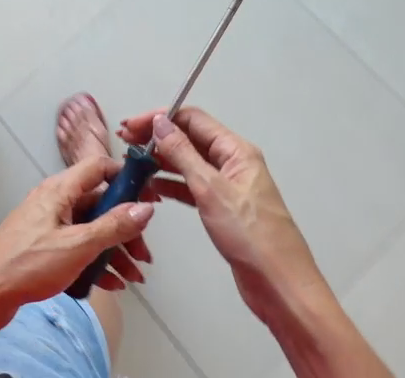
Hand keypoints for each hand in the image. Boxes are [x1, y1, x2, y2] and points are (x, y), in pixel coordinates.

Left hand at [0, 156, 154, 310]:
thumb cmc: (29, 263)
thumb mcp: (78, 245)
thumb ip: (113, 226)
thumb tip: (146, 207)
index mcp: (60, 189)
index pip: (99, 167)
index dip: (126, 177)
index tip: (151, 197)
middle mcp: (55, 200)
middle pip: (99, 203)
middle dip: (125, 228)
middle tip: (145, 256)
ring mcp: (49, 223)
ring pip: (91, 229)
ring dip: (114, 250)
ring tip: (135, 277)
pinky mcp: (45, 246)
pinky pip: (78, 247)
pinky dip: (96, 261)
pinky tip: (112, 284)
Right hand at [121, 108, 323, 317]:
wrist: (280, 287)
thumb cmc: (249, 234)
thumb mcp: (210, 189)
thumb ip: (182, 153)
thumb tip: (159, 121)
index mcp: (235, 150)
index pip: (192, 119)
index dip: (159, 118)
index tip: (130, 127)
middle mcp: (232, 162)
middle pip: (189, 138)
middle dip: (157, 138)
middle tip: (124, 143)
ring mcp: (228, 186)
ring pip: (188, 162)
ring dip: (161, 160)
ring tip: (132, 164)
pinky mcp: (223, 208)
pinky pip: (192, 186)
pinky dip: (172, 184)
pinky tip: (151, 188)